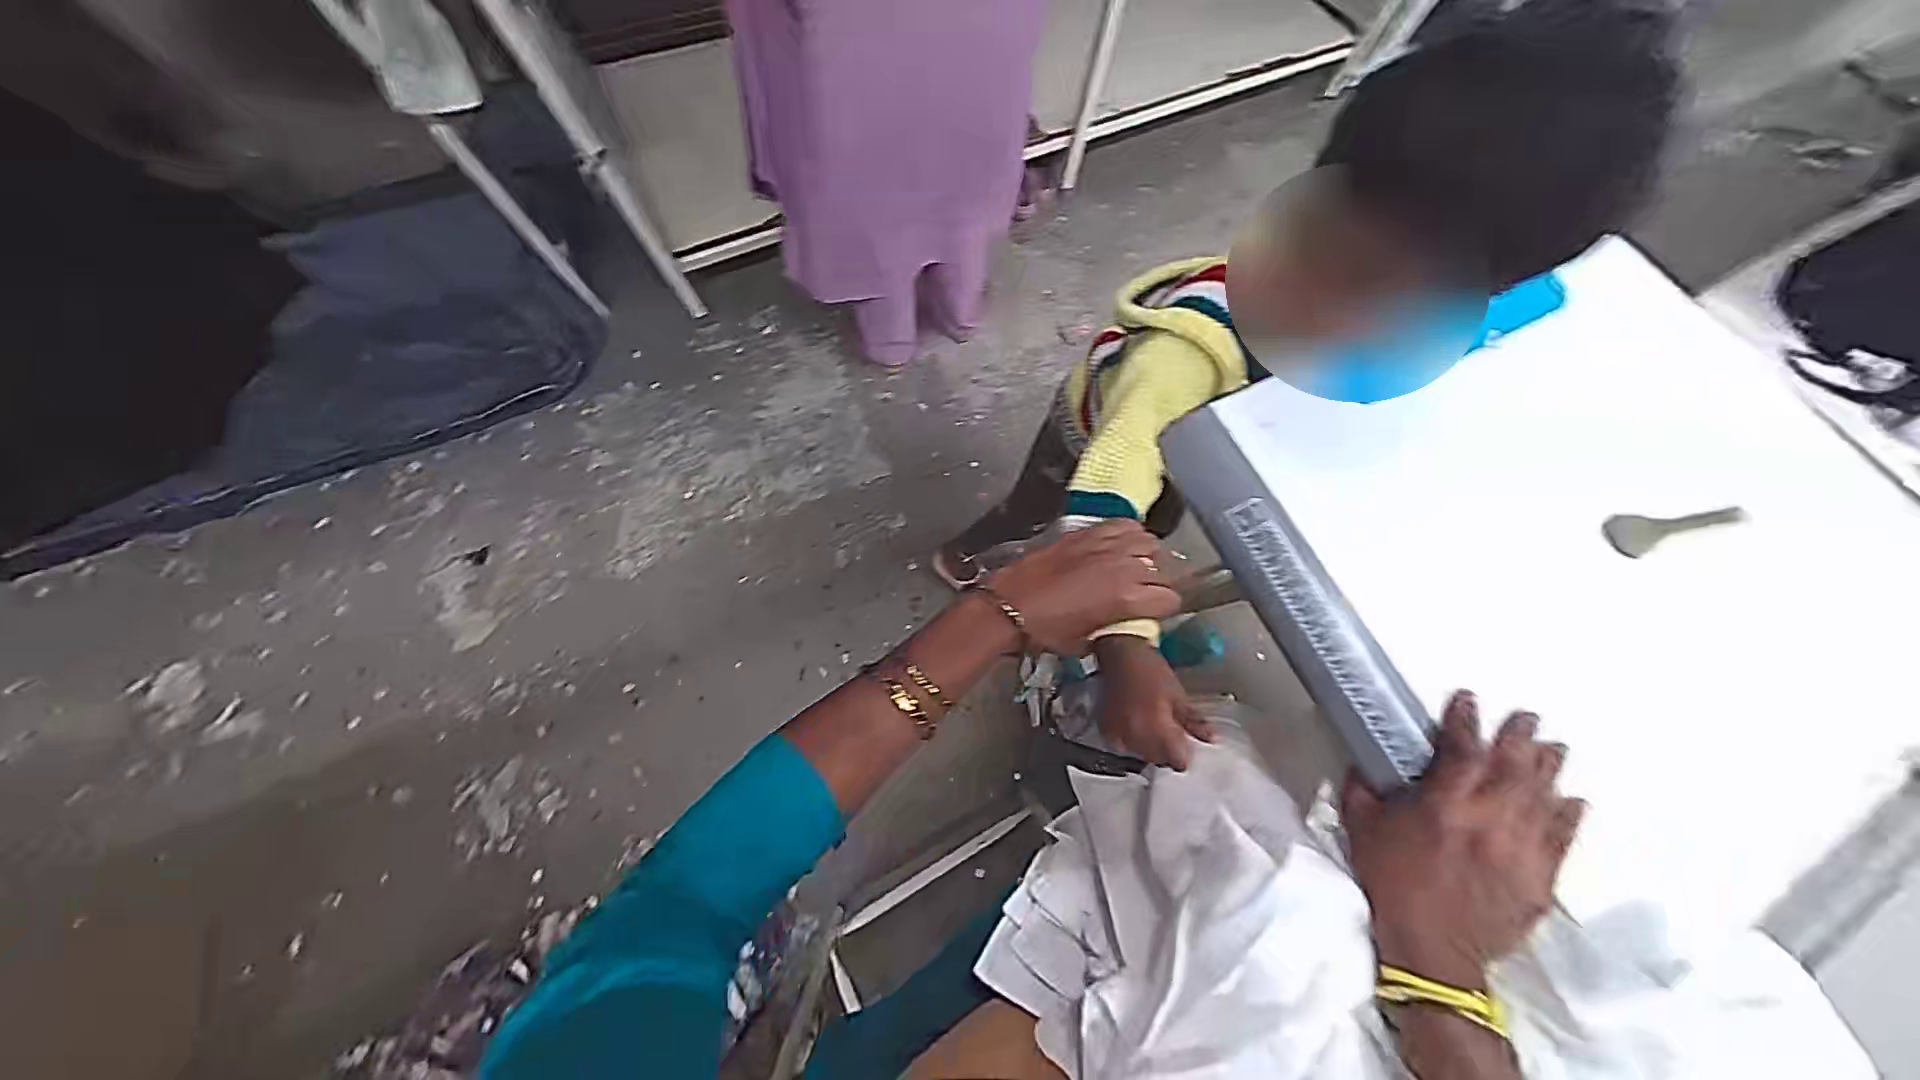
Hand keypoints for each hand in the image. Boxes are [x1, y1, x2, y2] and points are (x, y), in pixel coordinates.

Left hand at [985, 522, 1179, 653]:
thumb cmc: (1046, 631)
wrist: (1009, 606)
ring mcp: (1106, 545)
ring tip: (1133, 567)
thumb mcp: (1089, 642)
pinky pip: (1124, 525)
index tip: (1151, 613)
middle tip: (1141, 593)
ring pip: (1148, 543)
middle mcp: (1124, 566)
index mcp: (1128, 598)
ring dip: (1146, 556)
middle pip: (1162, 570)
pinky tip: (1118, 546)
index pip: (1170, 599)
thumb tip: (1128, 620)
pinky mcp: (1087, 533)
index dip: (1162, 609)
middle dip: (1156, 583)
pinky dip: (1128, 535)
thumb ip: (1118, 627)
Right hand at [1093, 634, 1212, 769]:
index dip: (1184, 755)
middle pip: (1157, 761)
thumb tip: (1208, 738)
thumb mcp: (1177, 694)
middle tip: (1172, 735)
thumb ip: (1192, 720)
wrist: (1119, 654)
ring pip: (1139, 755)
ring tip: (1153, 728)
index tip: (1187, 745)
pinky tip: (1136, 726)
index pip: (1176, 761)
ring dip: (1148, 748)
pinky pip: (1122, 746)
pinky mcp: (1105, 729)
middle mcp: (1135, 737)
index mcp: (1157, 728)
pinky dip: (1131, 741)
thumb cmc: (1151, 670)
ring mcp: (1117, 735)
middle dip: (1167, 752)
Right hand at [1343, 691, 1583, 988]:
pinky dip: (1569, 816)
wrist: (1432, 948)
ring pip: (1543, 799)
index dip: (1465, 721)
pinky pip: (1562, 840)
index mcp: (1442, 807)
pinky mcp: (1540, 879)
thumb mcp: (1361, 829)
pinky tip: (1573, 799)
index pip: (1462, 751)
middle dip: (1520, 738)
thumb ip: (1361, 790)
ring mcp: (1521, 850)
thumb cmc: (1390, 881)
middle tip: (1527, 717)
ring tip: (1554, 747)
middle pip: (1514, 769)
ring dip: (1548, 769)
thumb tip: (1362, 762)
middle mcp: (1488, 821)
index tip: (1468, 699)